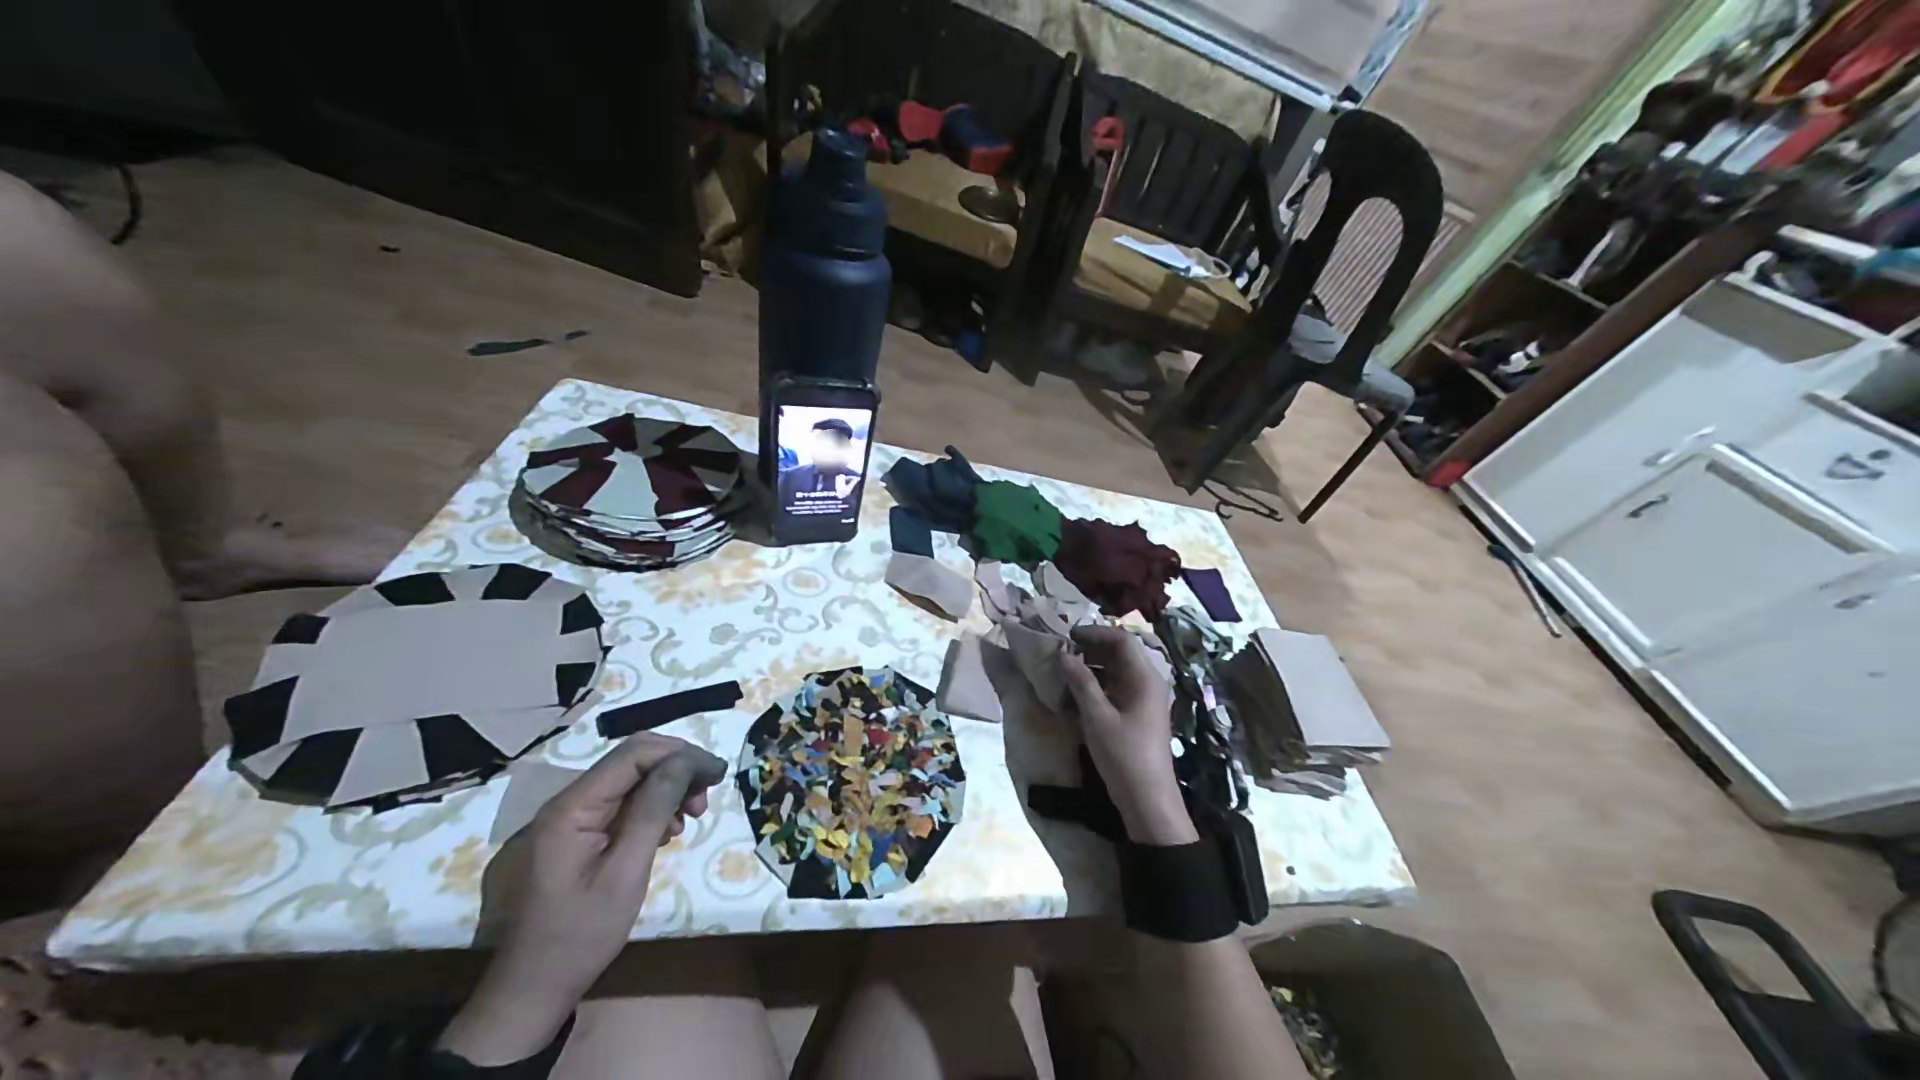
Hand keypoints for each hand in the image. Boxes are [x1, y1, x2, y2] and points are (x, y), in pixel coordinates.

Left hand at [438, 734, 728, 1064]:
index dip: (681, 754)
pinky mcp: (571, 836)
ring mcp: (566, 819)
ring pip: (627, 781)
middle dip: (676, 769)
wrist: (529, 991)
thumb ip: (654, 809)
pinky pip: (616, 804)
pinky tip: (664, 832)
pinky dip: (647, 808)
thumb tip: (686, 762)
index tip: (718, 773)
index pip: (634, 754)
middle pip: (631, 761)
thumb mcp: (626, 872)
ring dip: (665, 789)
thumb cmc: (580, 936)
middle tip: (705, 798)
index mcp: (572, 807)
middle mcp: (565, 802)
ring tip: (690, 818)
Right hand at [1059, 626, 1197, 846]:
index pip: (1122, 640)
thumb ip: (1081, 682)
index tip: (1067, 635)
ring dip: (1092, 667)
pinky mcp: (1138, 715)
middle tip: (1062, 650)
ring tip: (1064, 670)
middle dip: (1091, 648)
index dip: (1094, 633)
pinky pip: (1117, 689)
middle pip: (1121, 654)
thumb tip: (1063, 654)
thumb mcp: (1097, 717)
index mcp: (1145, 678)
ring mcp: (1145, 700)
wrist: (1148, 800)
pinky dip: (1097, 686)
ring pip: (1117, 672)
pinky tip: (1075, 694)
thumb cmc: (1124, 755)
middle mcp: (1149, 683)